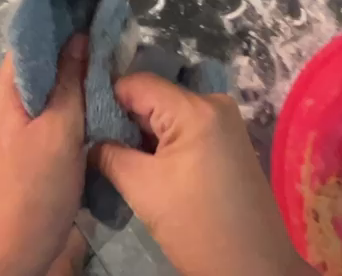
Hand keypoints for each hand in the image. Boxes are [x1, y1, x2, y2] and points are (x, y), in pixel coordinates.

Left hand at [0, 35, 89, 275]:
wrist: (23, 246)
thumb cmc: (37, 185)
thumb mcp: (60, 129)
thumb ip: (70, 82)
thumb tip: (79, 36)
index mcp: (9, 88)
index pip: (31, 38)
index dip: (58, 20)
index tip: (88, 4)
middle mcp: (14, 97)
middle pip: (45, 58)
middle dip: (74, 43)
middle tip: (109, 26)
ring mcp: (28, 119)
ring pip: (56, 82)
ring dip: (80, 70)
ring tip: (113, 51)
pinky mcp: (42, 138)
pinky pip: (61, 104)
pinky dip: (81, 95)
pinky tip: (107, 88)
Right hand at [92, 73, 313, 275]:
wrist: (257, 272)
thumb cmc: (198, 228)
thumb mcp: (143, 190)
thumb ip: (109, 153)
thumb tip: (88, 138)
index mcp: (195, 108)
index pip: (136, 84)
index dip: (106, 99)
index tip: (84, 121)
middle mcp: (213, 102)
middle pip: (154, 96)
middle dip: (125, 119)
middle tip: (97, 143)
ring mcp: (225, 121)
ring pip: (169, 112)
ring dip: (144, 133)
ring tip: (117, 155)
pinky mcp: (229, 140)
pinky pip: (186, 126)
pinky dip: (164, 141)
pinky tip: (149, 164)